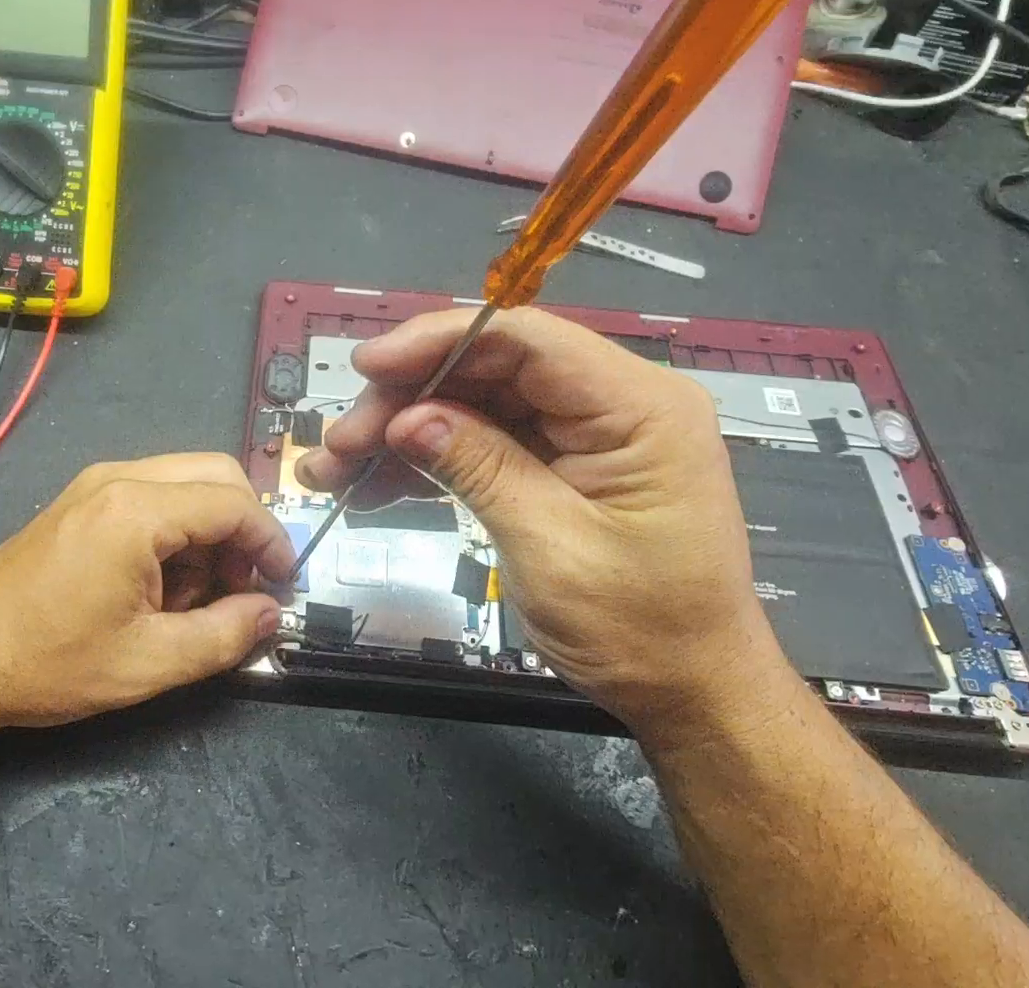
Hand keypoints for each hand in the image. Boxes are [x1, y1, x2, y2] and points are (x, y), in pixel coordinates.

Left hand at [0, 453, 293, 730]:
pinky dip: (179, 527)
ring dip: (212, 527)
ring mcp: (94, 485)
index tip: (284, 582)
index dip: (271, 540)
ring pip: (185, 480)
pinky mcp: (81, 500)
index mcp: (135, 512)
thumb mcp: (149, 663)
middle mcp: (117, 480)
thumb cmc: (51, 663)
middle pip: (214, 474)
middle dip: (245, 525)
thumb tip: (270, 613)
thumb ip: (224, 635)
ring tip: (204, 592)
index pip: (233, 502)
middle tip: (247, 583)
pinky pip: (153, 493)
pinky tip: (166, 581)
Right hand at [295, 309, 797, 746]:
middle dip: (407, 399)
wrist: (690, 690)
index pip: (525, 339)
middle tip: (340, 443)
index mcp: (638, 405)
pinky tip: (375, 486)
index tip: (367, 367)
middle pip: (491, 368)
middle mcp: (614, 402)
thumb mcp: (551, 547)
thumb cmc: (641, 629)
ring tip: (338, 470)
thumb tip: (405, 417)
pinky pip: (487, 443)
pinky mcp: (563, 464)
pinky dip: (431, 462)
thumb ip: (480, 468)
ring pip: (478, 405)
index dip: (437, 341)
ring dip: (405, 433)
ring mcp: (587, 433)